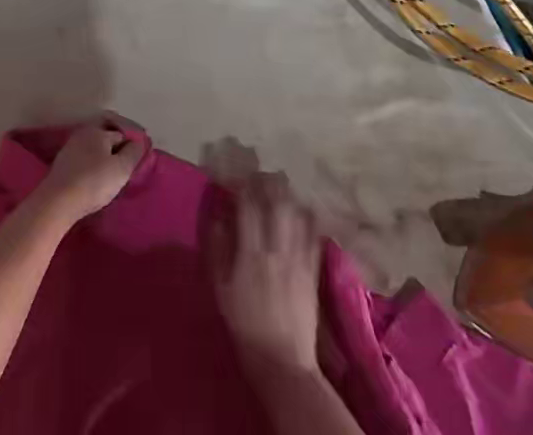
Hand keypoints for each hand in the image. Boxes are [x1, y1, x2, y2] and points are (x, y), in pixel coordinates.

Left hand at [32, 117, 146, 223]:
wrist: (57, 201)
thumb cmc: (94, 181)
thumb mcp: (121, 168)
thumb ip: (133, 152)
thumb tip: (137, 142)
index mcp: (96, 130)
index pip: (122, 131)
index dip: (133, 142)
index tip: (142, 154)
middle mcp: (82, 133)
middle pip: (106, 135)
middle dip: (119, 145)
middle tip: (129, 161)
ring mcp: (70, 148)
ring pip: (95, 146)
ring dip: (106, 154)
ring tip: (116, 170)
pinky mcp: (63, 163)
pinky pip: (85, 157)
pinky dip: (95, 162)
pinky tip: (98, 176)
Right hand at [208, 172, 322, 375]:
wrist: (282, 358)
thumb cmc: (243, 323)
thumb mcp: (220, 287)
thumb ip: (219, 249)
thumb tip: (219, 217)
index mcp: (251, 252)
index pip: (248, 206)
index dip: (242, 185)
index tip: (236, 175)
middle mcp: (278, 249)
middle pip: (277, 204)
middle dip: (268, 183)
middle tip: (260, 174)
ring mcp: (299, 259)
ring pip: (297, 215)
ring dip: (288, 196)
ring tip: (280, 186)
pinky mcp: (314, 270)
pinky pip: (314, 235)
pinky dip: (308, 217)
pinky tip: (303, 209)